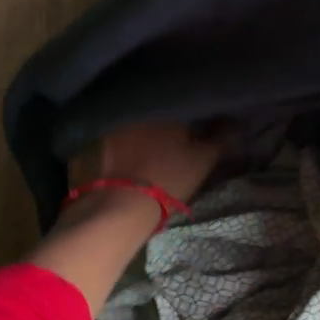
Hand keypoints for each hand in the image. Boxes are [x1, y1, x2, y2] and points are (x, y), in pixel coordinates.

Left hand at [31, 122, 221, 312]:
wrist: (113, 212)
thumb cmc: (166, 181)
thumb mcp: (202, 162)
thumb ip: (221, 141)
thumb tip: (237, 125)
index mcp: (164, 108)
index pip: (185, 108)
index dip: (194, 122)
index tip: (198, 136)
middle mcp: (132, 109)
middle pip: (153, 114)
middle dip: (162, 126)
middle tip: (170, 146)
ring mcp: (104, 126)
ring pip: (128, 126)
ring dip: (136, 135)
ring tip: (144, 155)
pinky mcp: (83, 145)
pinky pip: (104, 142)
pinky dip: (112, 149)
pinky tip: (117, 165)